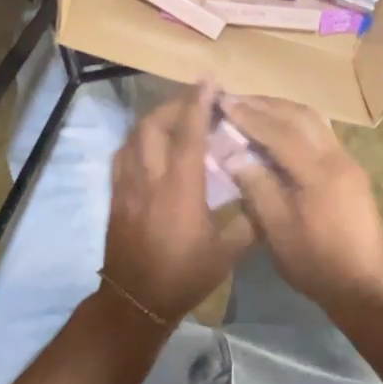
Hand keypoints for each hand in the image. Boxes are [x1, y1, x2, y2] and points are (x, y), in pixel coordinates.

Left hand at [103, 82, 254, 323]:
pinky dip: (138, 140)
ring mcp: (127, 186)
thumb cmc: (183, 276)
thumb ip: (248, 221)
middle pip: (154, 126)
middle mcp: (149, 178)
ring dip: (154, 120)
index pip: (188, 134)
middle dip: (174, 106)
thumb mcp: (226, 254)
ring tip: (174, 118)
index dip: (199, 104)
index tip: (209, 82)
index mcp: (179, 188)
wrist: (135, 302)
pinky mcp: (115, 197)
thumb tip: (266, 196)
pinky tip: (150, 145)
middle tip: (195, 101)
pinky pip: (123, 155)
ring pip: (134, 138)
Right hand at [221, 96, 382, 306]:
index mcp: (319, 171)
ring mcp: (348, 163)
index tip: (222, 102)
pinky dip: (296, 125)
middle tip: (234, 100)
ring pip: (314, 122)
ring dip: (282, 111)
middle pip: (301, 115)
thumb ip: (256, 186)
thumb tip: (232, 153)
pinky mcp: (350, 173)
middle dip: (266, 104)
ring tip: (253, 110)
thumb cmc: (316, 263)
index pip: (279, 131)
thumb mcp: (277, 230)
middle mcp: (338, 158)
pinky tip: (277, 133)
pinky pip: (320, 135)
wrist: (365, 287)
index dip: (249, 116)